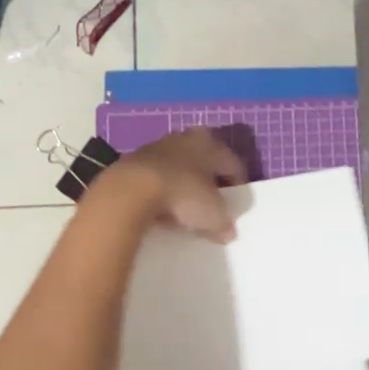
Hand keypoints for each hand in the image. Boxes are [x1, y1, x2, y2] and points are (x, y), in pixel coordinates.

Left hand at [89, 127, 247, 242]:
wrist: (131, 189)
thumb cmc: (183, 194)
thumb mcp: (211, 215)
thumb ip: (223, 223)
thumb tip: (227, 231)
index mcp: (211, 145)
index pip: (233, 163)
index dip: (238, 185)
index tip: (235, 205)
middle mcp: (187, 138)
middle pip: (205, 160)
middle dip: (209, 179)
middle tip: (211, 201)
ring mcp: (158, 145)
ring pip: (179, 165)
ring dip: (183, 182)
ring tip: (185, 205)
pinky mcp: (135, 158)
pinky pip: (157, 174)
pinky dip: (162, 187)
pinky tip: (161, 205)